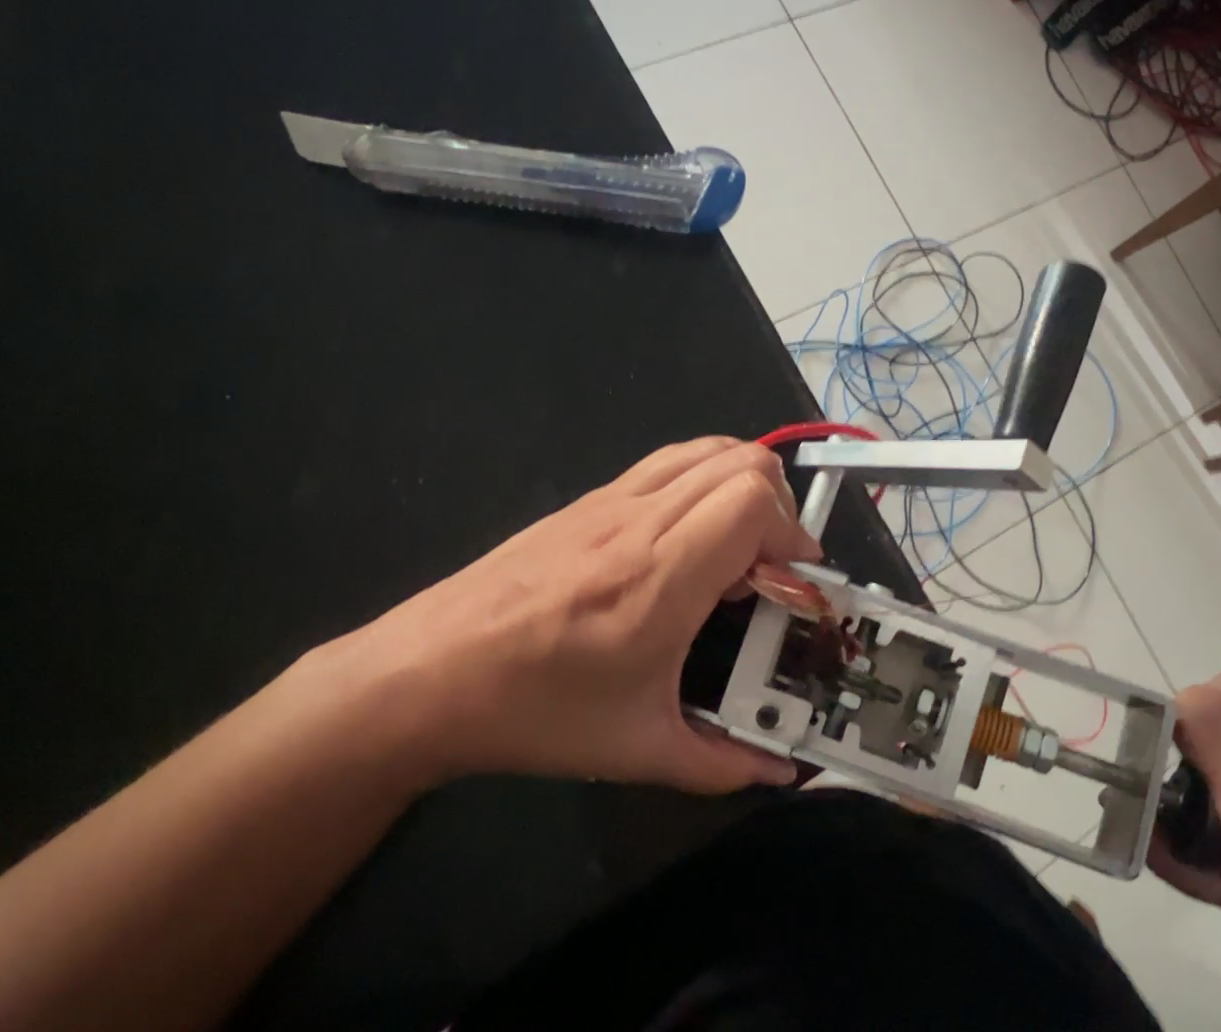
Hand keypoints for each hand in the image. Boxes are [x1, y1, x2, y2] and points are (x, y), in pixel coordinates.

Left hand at [300, 436, 820, 793]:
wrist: (426, 677)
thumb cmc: (535, 713)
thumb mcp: (638, 750)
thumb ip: (723, 762)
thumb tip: (782, 770)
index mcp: (660, 577)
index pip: (753, 501)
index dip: (794, 534)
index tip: (794, 585)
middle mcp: (639, 522)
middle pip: (742, 461)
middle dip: (781, 509)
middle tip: (773, 571)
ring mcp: (608, 502)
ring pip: (705, 449)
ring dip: (743, 486)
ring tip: (741, 548)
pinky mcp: (585, 502)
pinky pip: (667, 463)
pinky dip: (703, 482)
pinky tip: (690, 542)